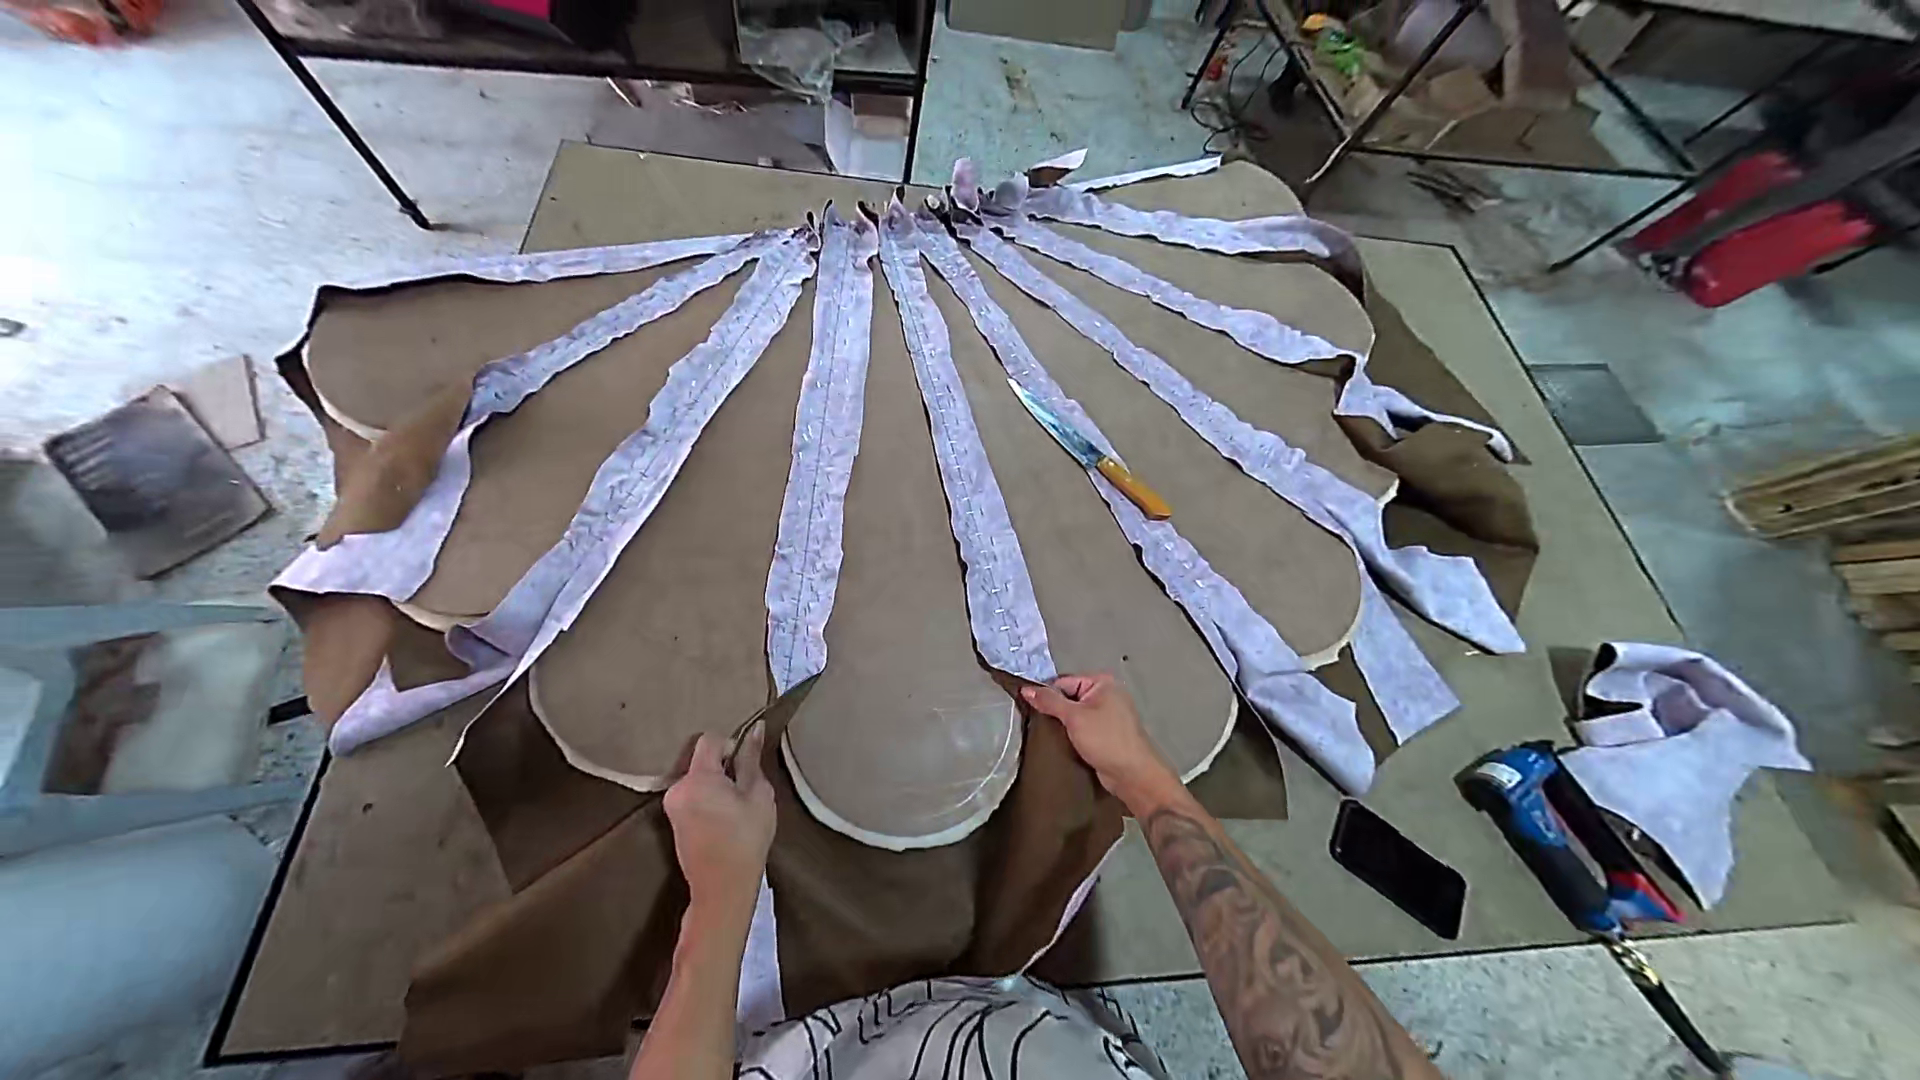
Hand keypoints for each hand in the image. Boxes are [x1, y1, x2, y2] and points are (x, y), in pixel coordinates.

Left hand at [663, 729, 775, 908]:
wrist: (723, 887)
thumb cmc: (746, 839)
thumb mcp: (758, 794)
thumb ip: (751, 759)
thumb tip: (755, 728)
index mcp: (697, 779)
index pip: (710, 740)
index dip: (731, 746)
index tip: (745, 768)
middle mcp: (676, 789)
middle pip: (701, 758)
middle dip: (723, 766)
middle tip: (743, 789)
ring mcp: (671, 806)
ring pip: (697, 776)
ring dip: (715, 782)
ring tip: (734, 805)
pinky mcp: (672, 819)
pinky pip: (691, 793)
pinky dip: (707, 796)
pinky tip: (722, 816)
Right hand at [1021, 672, 1184, 814]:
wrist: (1133, 775)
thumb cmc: (1106, 740)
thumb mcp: (1074, 717)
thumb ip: (1049, 701)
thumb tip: (1026, 689)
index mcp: (1102, 682)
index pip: (1063, 682)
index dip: (1046, 694)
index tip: (1028, 707)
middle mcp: (1106, 695)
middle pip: (1068, 697)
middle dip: (1053, 710)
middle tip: (1034, 722)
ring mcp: (1107, 715)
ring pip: (1074, 715)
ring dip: (1061, 724)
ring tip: (1044, 733)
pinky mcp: (1105, 734)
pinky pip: (1081, 728)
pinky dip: (1071, 734)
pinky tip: (1058, 742)